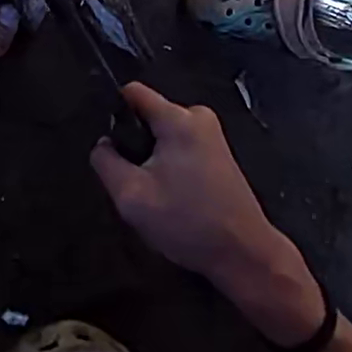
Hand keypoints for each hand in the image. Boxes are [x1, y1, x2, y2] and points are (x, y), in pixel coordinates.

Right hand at [90, 83, 326, 345]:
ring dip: (153, 156)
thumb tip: (104, 144)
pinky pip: (181, 146)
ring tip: (156, 192)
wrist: (248, 258)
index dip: (114, 113)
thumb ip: (105, 162)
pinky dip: (171, 165)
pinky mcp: (221, 155)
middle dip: (135, 142)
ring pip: (163, 134)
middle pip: (148, 115)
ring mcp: (213, 136)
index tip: (114, 146)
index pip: (132, 92)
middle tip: (136, 179)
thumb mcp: (131, 196)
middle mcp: (198, 117)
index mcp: (178, 119)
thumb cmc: (188, 223)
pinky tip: (175, 197)